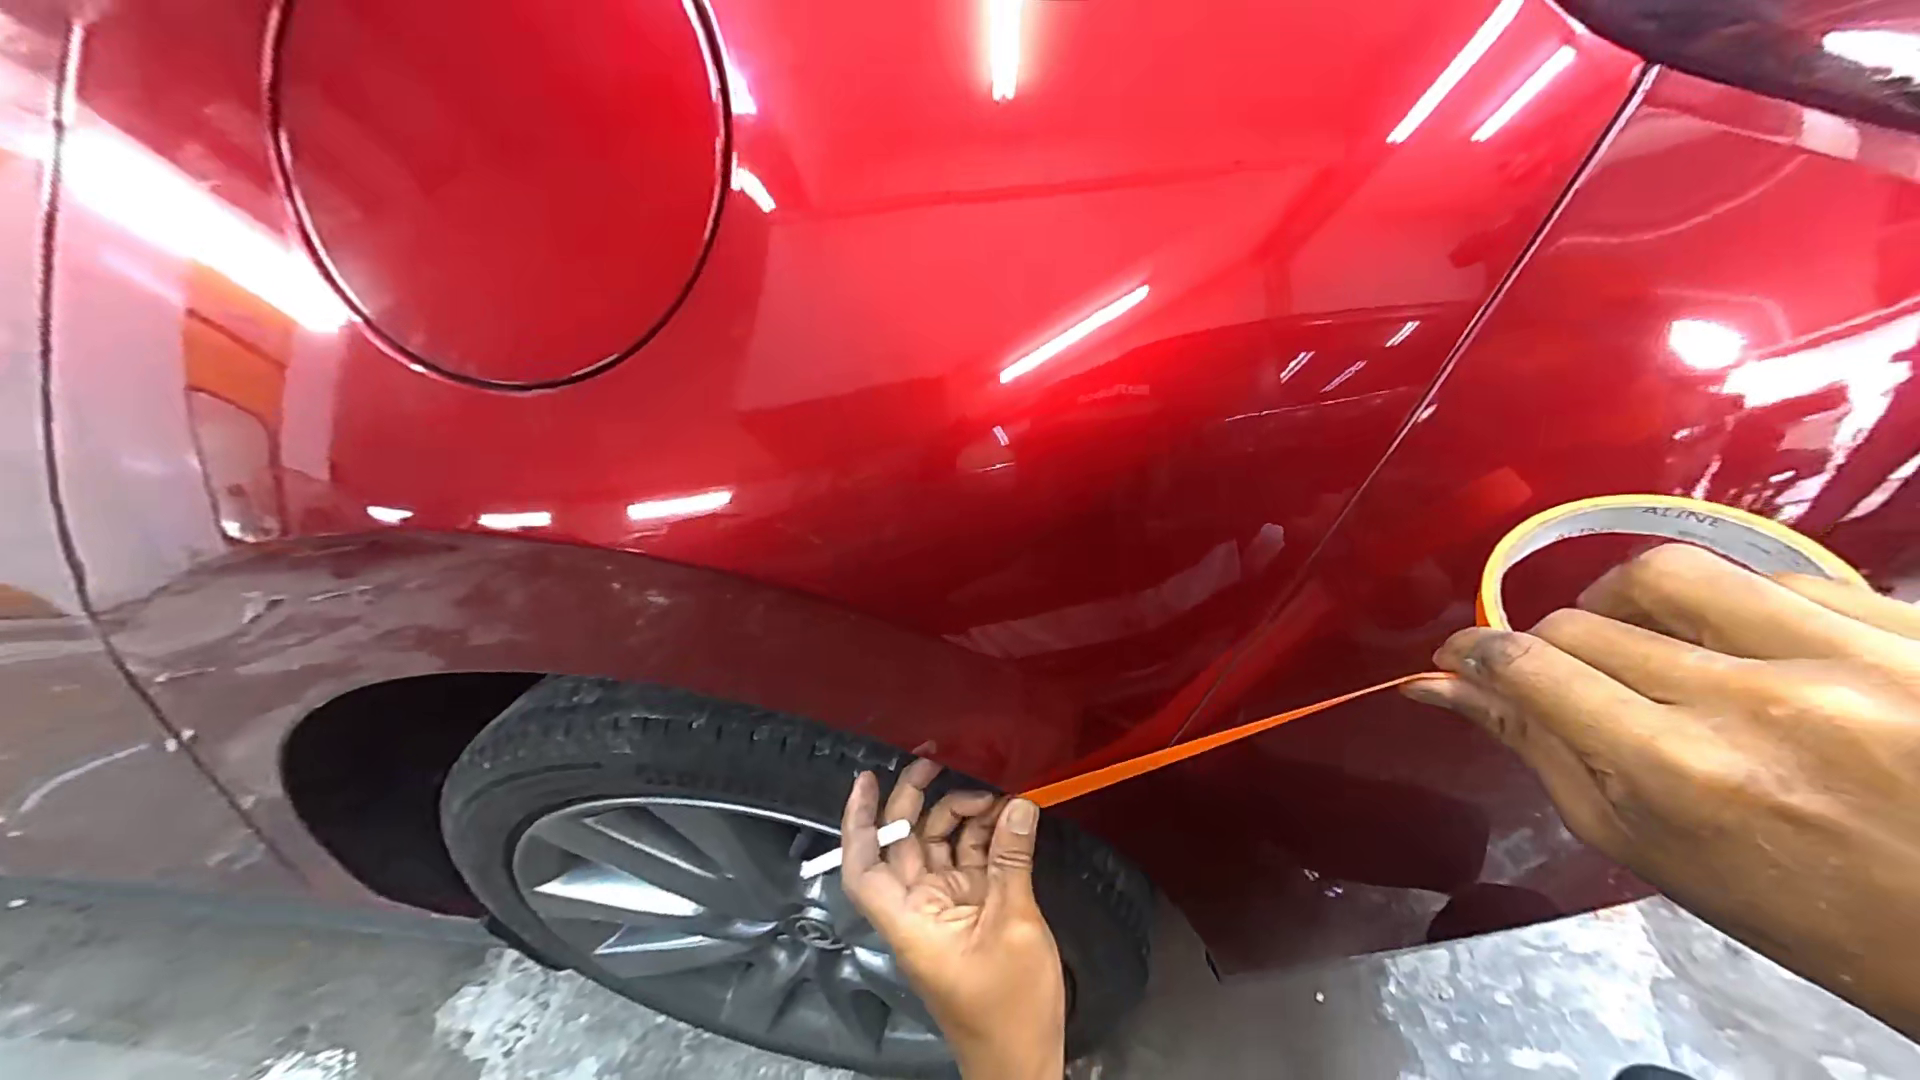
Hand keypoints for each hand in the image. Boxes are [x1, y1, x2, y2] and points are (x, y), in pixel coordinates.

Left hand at [839, 760, 1064, 1079]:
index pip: (865, 866)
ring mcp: (946, 905)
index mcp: (910, 918)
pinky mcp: (972, 907)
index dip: (859, 822)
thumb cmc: (1008, 1007)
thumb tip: (1020, 803)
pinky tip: (1004, 815)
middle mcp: (920, 906)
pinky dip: (984, 835)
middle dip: (915, 800)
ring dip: (959, 815)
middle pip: (904, 843)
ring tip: (991, 793)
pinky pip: (969, 859)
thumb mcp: (1014, 925)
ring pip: (938, 845)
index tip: (866, 780)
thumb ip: (1012, 859)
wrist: (1024, 1061)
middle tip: (935, 763)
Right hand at [1404, 543, 1919, 1038]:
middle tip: (1557, 674)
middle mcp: (1762, 705)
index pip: (1526, 667)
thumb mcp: (1642, 842)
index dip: (1473, 653)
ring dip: (1621, 602)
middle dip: (1543, 645)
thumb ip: (1533, 746)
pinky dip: (1728, 604)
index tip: (1459, 658)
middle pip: (1581, 622)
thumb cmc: (1807, 912)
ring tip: (1636, 636)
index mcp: (1681, 771)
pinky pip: (1780, 577)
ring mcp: (1859, 662)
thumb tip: (1438, 686)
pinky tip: (1739, 643)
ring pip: (1669, 573)